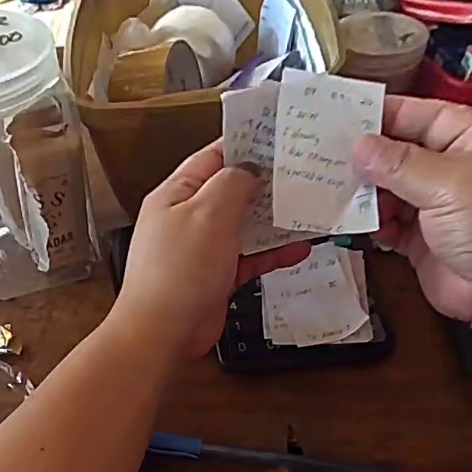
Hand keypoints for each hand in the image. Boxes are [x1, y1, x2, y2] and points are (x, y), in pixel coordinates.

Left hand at [111, 141, 309, 358]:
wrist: (163, 332)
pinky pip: (249, 259)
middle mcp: (188, 219)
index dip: (246, 146)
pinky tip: (299, 250)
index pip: (213, 157)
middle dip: (266, 185)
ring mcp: (203, 250)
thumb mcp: (208, 213)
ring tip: (308, 210)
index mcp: (177, 194)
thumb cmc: (179, 270)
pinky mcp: (217, 278)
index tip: (279, 140)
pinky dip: (272, 254)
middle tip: (302, 174)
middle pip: (232, 193)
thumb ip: (232, 183)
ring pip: (244, 228)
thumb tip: (249, 171)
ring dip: (274, 222)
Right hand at [353, 97, 471, 322]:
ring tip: (342, 192)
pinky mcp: (429, 245)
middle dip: (375, 158)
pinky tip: (360, 223)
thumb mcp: (450, 182)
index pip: (430, 116)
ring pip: (398, 193)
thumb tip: (360, 145)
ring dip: (372, 194)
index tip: (351, 114)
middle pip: (409, 155)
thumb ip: (400, 163)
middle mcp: (463, 172)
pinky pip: (396, 228)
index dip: (392, 115)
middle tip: (332, 155)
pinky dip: (379, 225)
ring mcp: (446, 210)